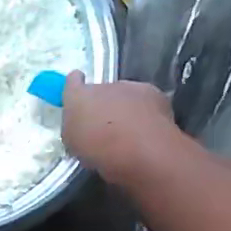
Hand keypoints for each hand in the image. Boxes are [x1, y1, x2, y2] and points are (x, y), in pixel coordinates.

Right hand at [60, 71, 178, 181]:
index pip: (73, 81)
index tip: (77, 91)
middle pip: (102, 90)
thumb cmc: (96, 148)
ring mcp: (133, 88)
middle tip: (104, 125)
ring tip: (128, 132)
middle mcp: (104, 85)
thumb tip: (80, 124)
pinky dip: (147, 114)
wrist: (138, 149)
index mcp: (78, 95)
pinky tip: (147, 132)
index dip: (75, 85)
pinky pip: (147, 104)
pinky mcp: (158, 96)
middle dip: (104, 103)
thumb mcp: (72, 142)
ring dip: (126, 108)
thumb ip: (75, 127)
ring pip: (126, 96)